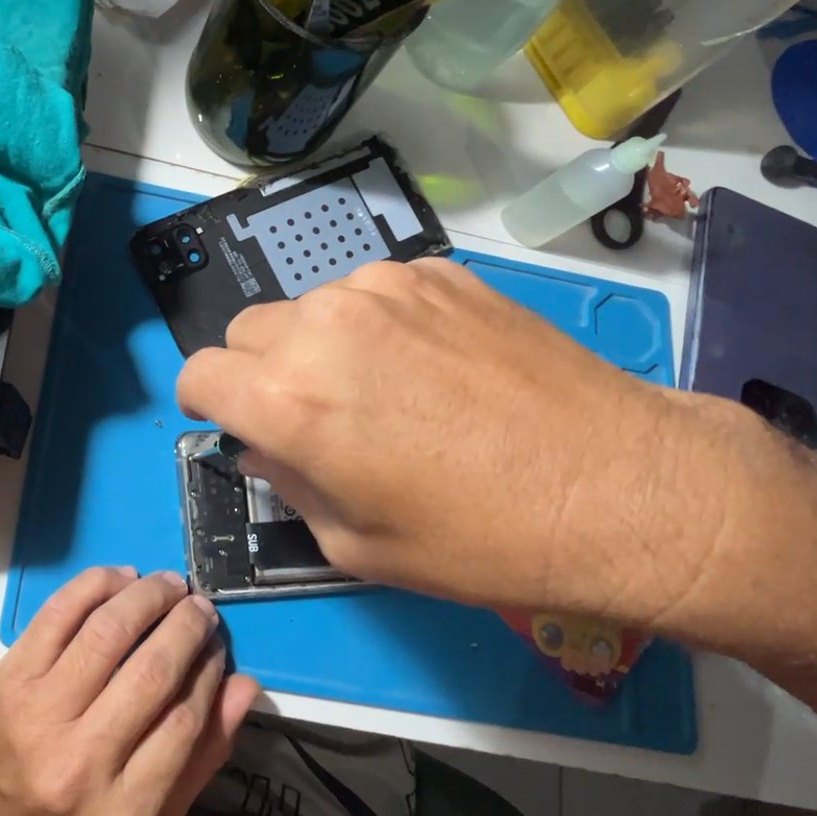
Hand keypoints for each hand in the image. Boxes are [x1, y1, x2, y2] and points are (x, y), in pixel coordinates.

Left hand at [0, 567, 260, 815]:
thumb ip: (202, 757)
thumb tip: (245, 686)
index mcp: (121, 812)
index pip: (183, 721)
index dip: (208, 673)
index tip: (217, 648)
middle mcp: (78, 763)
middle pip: (150, 672)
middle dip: (185, 627)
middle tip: (201, 607)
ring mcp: (37, 715)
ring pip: (106, 634)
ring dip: (146, 597)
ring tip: (170, 585)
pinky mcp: (9, 679)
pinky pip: (57, 615)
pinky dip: (95, 585)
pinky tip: (121, 577)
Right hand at [175, 258, 759, 627]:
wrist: (618, 487)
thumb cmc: (477, 539)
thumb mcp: (355, 542)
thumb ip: (289, 484)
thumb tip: (263, 448)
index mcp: (288, 399)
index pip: (198, 374)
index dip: (207, 404)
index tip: (235, 424)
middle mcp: (322, 327)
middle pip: (246, 330)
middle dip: (258, 371)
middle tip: (311, 413)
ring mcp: (384, 289)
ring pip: (309, 307)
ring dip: (318, 342)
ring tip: (381, 387)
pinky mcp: (438, 273)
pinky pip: (372, 290)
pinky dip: (376, 322)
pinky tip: (430, 362)